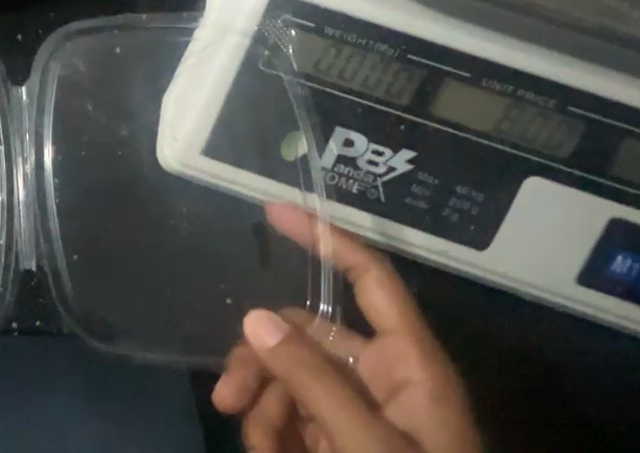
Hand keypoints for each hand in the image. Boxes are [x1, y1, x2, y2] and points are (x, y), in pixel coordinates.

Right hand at [212, 203, 482, 452]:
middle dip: (262, 360)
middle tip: (228, 400)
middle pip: (306, 335)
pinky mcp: (340, 443)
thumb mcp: (368, 448)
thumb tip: (255, 317)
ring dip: (263, 407)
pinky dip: (273, 432)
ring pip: (289, 376)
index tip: (272, 210)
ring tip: (259, 449)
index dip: (325, 239)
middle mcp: (384, 380)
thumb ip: (312, 382)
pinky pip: (292, 414)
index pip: (369, 280)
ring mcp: (361, 414)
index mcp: (410, 367)